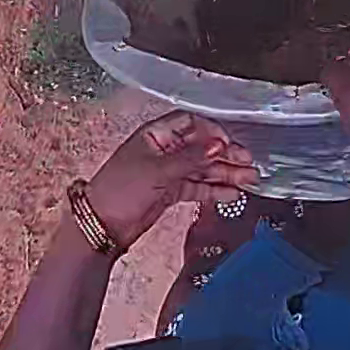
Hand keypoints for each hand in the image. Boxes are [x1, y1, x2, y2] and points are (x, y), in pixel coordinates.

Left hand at [84, 112, 259, 247]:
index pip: (192, 123)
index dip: (212, 131)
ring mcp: (168, 171)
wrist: (100, 226)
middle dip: (225, 154)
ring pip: (203, 168)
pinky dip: (214, 189)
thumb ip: (191, 158)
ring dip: (225, 173)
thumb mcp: (158, 170)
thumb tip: (219, 144)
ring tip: (249, 180)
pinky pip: (197, 186)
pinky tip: (232, 194)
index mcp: (157, 134)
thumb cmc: (122, 189)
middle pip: (201, 146)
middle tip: (248, 163)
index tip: (230, 143)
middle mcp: (165, 149)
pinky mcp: (170, 191)